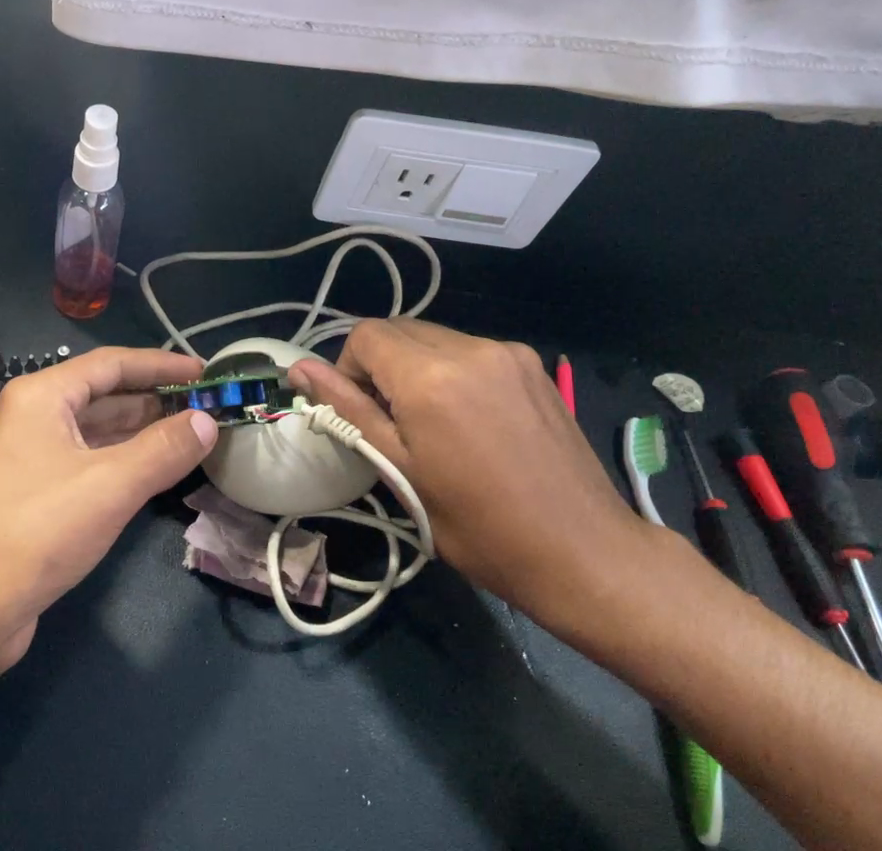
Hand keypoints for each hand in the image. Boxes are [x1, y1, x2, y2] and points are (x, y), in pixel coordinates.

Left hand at [0, 347, 218, 667]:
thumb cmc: (37, 531)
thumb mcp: (110, 485)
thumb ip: (164, 449)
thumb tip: (208, 421)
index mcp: (41, 397)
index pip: (111, 364)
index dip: (161, 365)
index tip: (206, 372)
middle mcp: (32, 417)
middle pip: (103, 395)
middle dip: (155, 400)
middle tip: (209, 407)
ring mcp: (31, 457)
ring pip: (96, 432)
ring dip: (142, 432)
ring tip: (194, 435)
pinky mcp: (35, 495)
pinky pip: (88, 463)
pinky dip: (124, 462)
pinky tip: (156, 471)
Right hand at [288, 320, 651, 618]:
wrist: (581, 550)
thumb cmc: (477, 526)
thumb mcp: (400, 471)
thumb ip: (349, 410)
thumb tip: (300, 369)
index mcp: (430, 377)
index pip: (366, 335)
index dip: (348, 368)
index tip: (359, 413)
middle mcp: (470, 349)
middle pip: (400, 330)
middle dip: (380, 366)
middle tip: (389, 422)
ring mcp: (508, 353)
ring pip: (436, 338)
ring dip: (416, 367)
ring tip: (431, 424)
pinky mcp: (533, 366)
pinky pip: (471, 351)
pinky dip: (452, 372)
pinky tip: (468, 420)